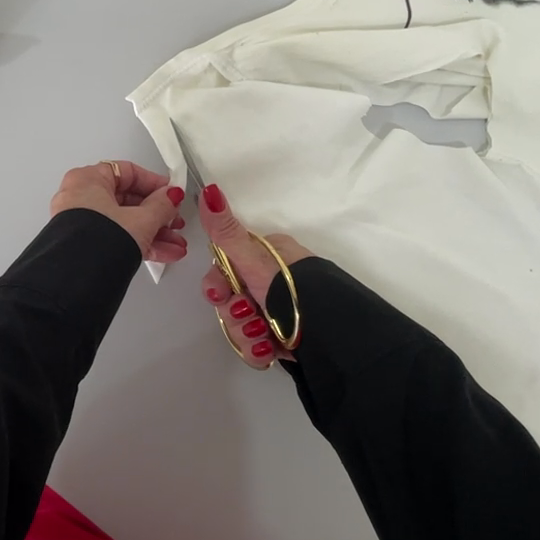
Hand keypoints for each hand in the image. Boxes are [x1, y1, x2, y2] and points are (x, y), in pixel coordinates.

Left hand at [49, 161, 188, 263]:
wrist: (79, 279)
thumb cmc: (98, 242)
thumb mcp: (141, 220)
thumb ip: (162, 206)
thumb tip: (171, 196)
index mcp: (87, 179)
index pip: (127, 172)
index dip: (154, 183)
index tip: (172, 193)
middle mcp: (79, 197)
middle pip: (127, 199)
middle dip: (157, 214)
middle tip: (175, 221)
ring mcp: (80, 221)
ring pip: (124, 221)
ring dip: (153, 232)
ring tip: (175, 244)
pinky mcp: (84, 243)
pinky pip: (116, 236)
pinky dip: (138, 242)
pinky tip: (163, 253)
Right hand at [196, 183, 313, 369]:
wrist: (332, 338)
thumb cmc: (291, 291)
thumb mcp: (253, 260)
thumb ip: (225, 231)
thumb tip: (207, 188)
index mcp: (266, 257)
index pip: (225, 268)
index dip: (217, 285)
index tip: (220, 295)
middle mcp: (271, 282)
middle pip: (230, 299)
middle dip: (234, 315)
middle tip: (248, 318)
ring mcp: (278, 311)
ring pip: (241, 325)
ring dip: (247, 335)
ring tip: (265, 339)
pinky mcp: (284, 339)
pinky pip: (257, 345)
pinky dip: (260, 350)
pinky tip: (270, 351)